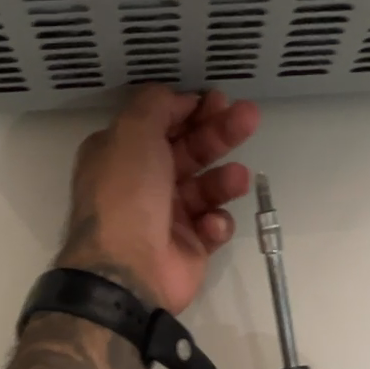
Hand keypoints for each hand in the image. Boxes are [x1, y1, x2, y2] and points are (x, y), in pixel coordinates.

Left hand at [58, 86, 260, 313]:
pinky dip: (217, 223)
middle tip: (248, 117)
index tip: (216, 99)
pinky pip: (213, 226)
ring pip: (206, 187)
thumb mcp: (133, 132)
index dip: (189, 109)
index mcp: (122, 155)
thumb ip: (155, 105)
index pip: (160, 123)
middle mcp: (143, 184)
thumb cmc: (127, 196)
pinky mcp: (189, 247)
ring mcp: (167, 217)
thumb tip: (178, 98)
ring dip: (225, 179)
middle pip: (189, 151)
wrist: (129, 270)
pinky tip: (211, 225)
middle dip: (219, 134)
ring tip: (239, 177)